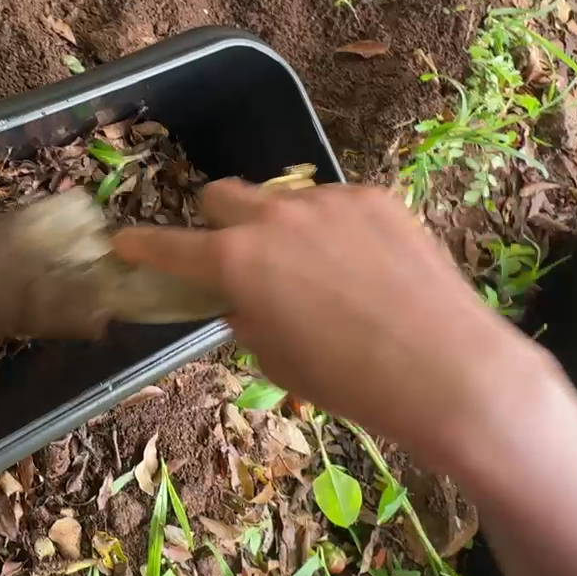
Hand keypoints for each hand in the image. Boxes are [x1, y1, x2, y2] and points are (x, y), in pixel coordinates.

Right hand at [111, 180, 566, 473]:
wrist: (453, 373)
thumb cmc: (350, 382)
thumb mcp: (274, 358)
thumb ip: (243, 314)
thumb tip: (240, 296)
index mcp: (236, 261)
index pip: (167, 245)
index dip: (139, 244)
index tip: (122, 241)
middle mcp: (272, 218)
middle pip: (220, 193)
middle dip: (217, 219)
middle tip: (238, 251)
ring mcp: (326, 201)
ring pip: (281, 198)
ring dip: (280, 224)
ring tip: (321, 266)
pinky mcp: (374, 196)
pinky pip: (334, 203)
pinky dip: (334, 228)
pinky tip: (367, 264)